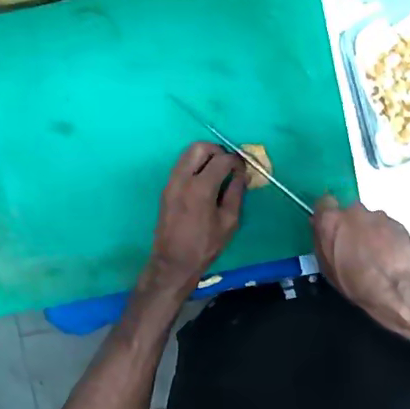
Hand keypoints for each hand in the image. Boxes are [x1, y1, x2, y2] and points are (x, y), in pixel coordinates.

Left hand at [146, 142, 244, 292]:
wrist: (174, 261)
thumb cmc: (205, 245)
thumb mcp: (229, 221)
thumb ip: (236, 193)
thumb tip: (242, 175)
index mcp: (201, 187)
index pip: (221, 159)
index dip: (236, 161)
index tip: (243, 169)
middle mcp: (182, 178)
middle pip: (199, 147)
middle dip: (217, 151)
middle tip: (228, 165)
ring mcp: (171, 182)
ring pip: (187, 153)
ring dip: (204, 156)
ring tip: (217, 172)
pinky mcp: (166, 188)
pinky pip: (181, 166)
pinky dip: (195, 165)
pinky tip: (205, 181)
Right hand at [311, 195, 409, 337]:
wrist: (395, 287)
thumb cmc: (355, 282)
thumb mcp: (328, 267)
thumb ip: (322, 242)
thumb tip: (321, 228)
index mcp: (332, 221)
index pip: (324, 202)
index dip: (328, 214)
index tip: (332, 227)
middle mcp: (355, 212)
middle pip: (350, 213)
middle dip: (352, 226)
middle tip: (355, 248)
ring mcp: (379, 217)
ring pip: (371, 221)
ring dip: (371, 233)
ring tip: (377, 256)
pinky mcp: (399, 224)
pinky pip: (388, 228)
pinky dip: (388, 239)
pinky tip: (391, 257)